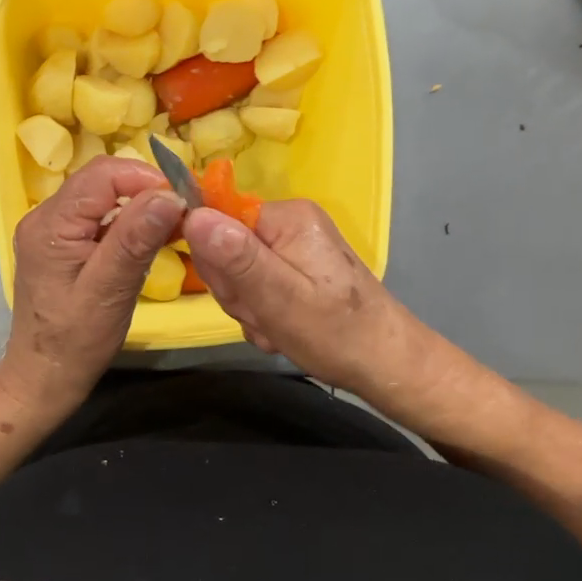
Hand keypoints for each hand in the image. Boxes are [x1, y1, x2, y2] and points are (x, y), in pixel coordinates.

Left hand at [0, 157, 186, 411]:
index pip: (102, 175)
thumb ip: (135, 240)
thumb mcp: (109, 291)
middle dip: (146, 190)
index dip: (146, 178)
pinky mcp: (62, 247)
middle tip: (186, 213)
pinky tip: (152, 241)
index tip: (184, 200)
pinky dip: (127, 225)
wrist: (44, 377)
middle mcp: (45, 218)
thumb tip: (170, 195)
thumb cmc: (74, 341)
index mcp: (50, 224)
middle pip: (101, 182)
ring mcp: (52, 233)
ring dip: (140, 208)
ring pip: (102, 200)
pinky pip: (98, 221)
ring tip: (175, 227)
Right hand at [180, 199, 433, 391]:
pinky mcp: (297, 272)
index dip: (218, 264)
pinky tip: (283, 331)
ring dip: (250, 309)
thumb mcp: (279, 298)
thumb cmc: (337, 332)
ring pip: (238, 277)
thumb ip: (236, 258)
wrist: (387, 365)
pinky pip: (256, 290)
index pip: (217, 223)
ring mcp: (294, 249)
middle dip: (237, 293)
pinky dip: (263, 315)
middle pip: (225, 251)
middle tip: (265, 316)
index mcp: (286, 217)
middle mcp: (289, 225)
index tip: (243, 295)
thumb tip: (193, 215)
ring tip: (278, 327)